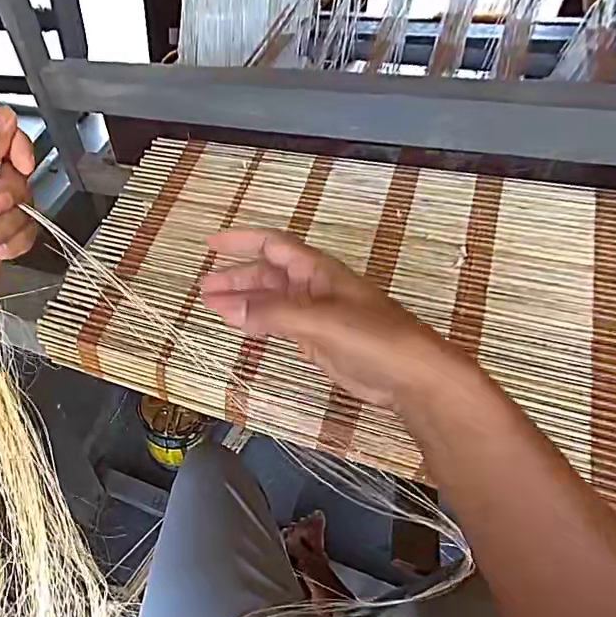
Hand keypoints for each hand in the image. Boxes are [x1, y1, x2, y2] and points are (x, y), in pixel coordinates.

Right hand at [200, 229, 466, 408]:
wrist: (411, 375)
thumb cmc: (373, 338)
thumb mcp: (320, 321)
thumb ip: (274, 314)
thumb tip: (229, 308)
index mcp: (318, 271)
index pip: (274, 246)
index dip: (242, 241)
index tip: (212, 244)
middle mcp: (314, 288)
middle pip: (268, 276)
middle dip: (236, 279)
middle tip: (205, 290)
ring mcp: (316, 316)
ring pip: (272, 303)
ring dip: (244, 303)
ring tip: (214, 308)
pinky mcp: (319, 341)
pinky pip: (281, 326)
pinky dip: (259, 325)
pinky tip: (243, 329)